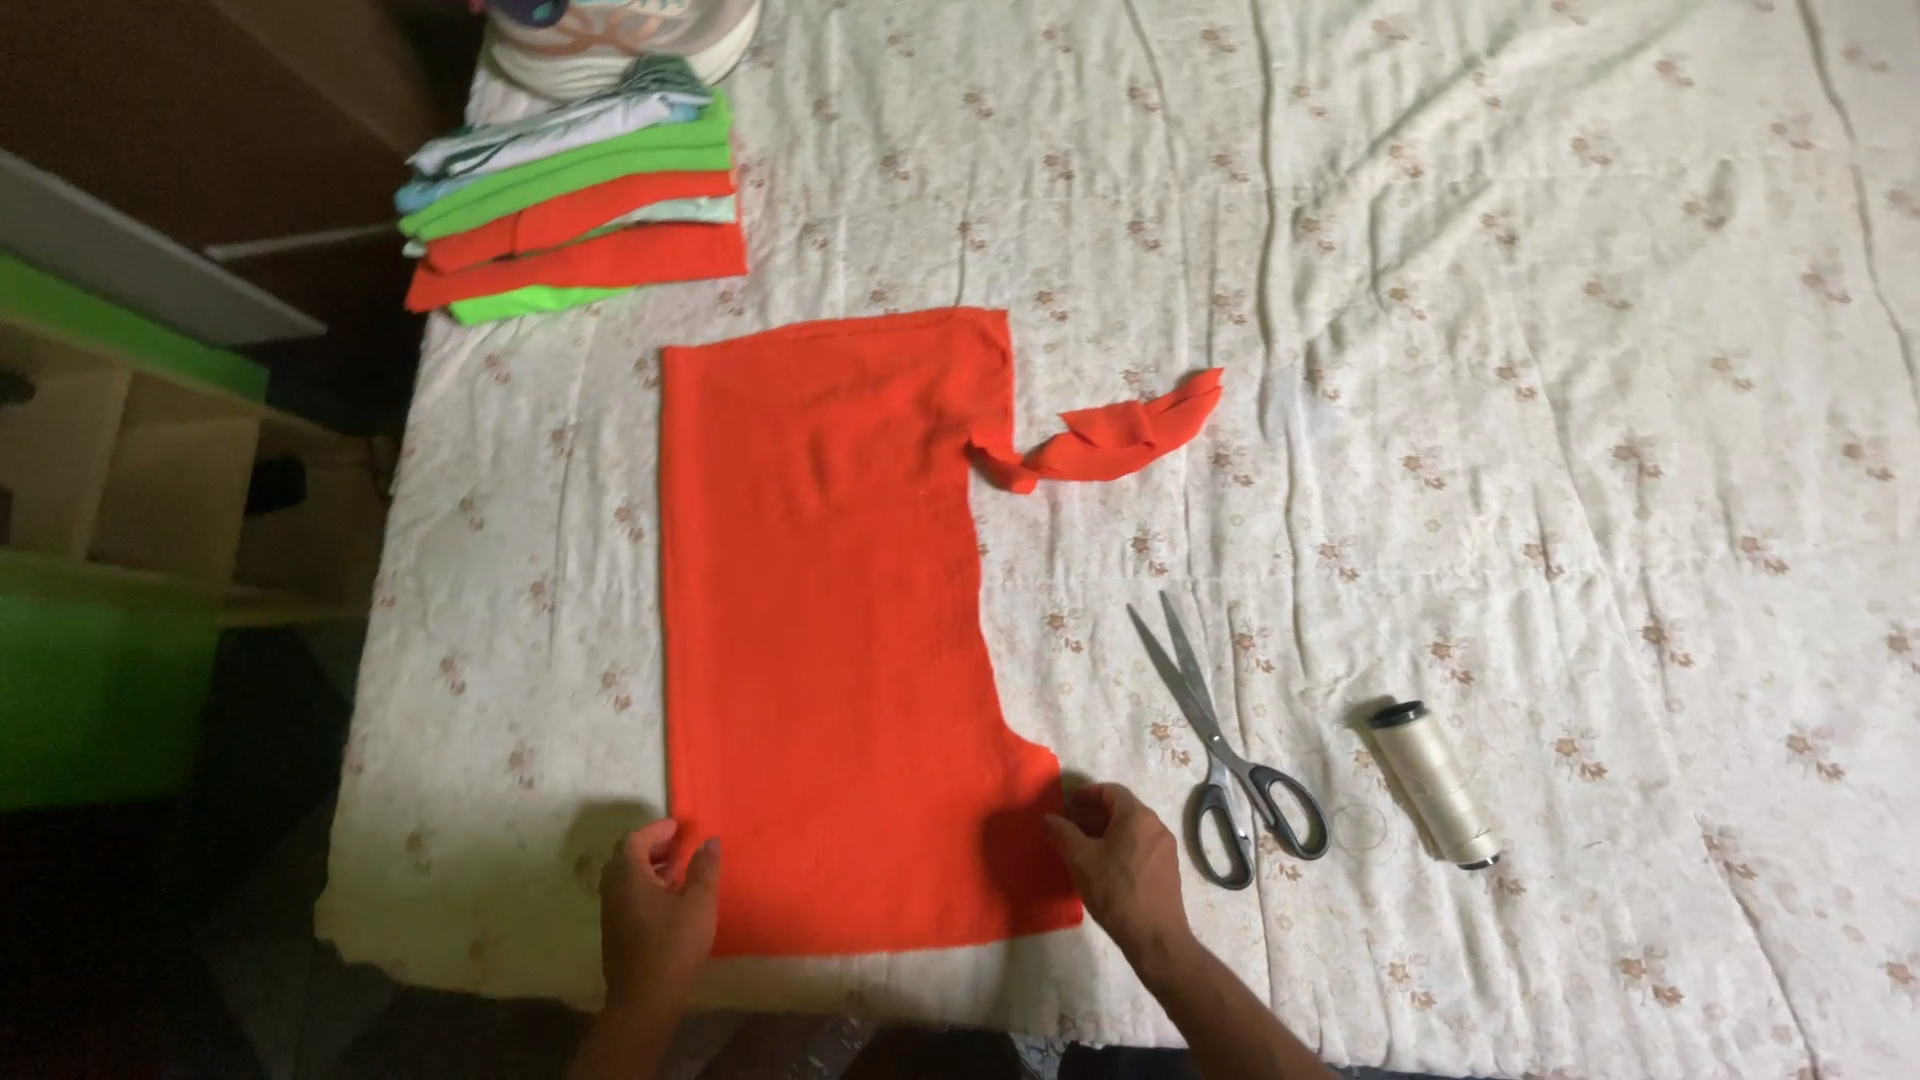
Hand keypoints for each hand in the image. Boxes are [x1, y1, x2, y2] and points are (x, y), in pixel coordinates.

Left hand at [599, 820, 720, 1010]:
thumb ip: (705, 868)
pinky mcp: (615, 934)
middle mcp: (613, 892)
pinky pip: (626, 897)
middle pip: (625, 858)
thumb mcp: (698, 902)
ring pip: (624, 879)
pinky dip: (645, 887)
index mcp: (628, 878)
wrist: (644, 1001)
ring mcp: (611, 914)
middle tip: (677, 846)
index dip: (656, 830)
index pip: (634, 840)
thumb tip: (710, 840)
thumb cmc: (673, 944)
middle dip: (651, 847)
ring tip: (678, 871)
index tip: (679, 828)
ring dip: (648, 868)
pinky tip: (669, 901)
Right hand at [1042, 783, 1194, 972]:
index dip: (1086, 794)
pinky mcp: (1167, 870)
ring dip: (1105, 833)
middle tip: (1070, 828)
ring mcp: (1165, 849)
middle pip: (1121, 809)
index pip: (1110, 791)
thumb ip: (1062, 833)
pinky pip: (1140, 846)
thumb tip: (1047, 818)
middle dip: (1093, 815)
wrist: (1156, 939)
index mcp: (1137, 816)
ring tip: (1083, 849)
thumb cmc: (1117, 891)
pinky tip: (1104, 868)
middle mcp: (1156, 826)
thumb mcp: (1081, 860)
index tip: (1067, 805)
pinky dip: (1120, 847)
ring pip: (1130, 830)